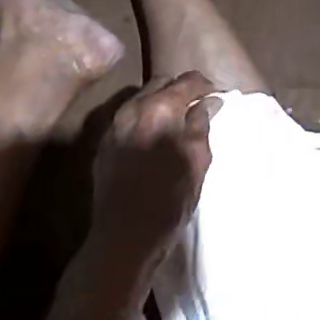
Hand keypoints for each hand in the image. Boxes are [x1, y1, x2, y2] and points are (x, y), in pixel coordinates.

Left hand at [93, 72, 216, 257]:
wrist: (124, 239)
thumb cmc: (170, 199)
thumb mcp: (198, 159)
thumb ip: (202, 124)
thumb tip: (207, 102)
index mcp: (161, 108)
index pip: (188, 80)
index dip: (206, 86)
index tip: (216, 97)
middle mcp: (134, 108)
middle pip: (162, 83)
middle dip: (181, 90)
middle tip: (196, 107)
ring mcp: (114, 126)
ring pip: (142, 99)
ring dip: (160, 103)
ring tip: (175, 122)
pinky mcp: (103, 145)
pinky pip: (128, 119)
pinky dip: (144, 119)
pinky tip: (153, 137)